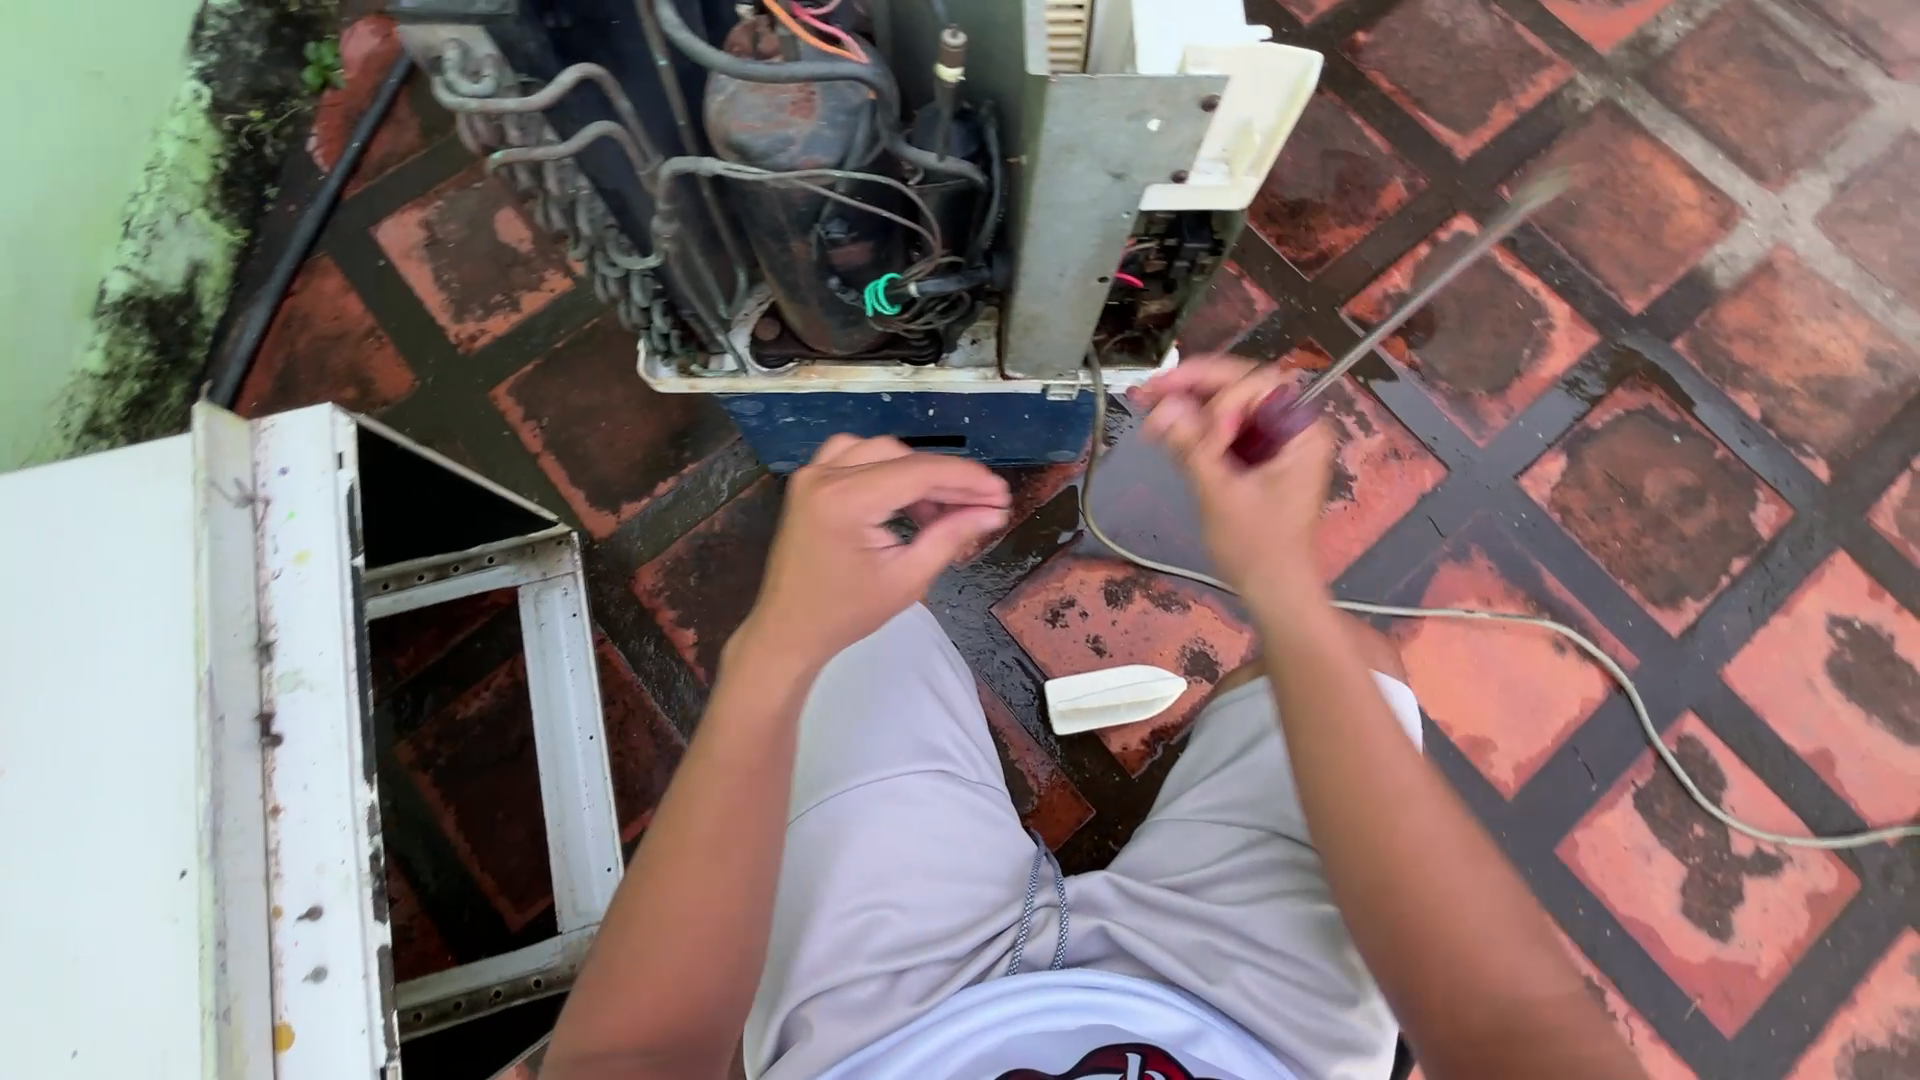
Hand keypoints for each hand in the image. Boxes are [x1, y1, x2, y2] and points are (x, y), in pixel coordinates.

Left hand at [732, 435, 1011, 672]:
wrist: (789, 629)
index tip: (1000, 493)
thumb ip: (950, 537)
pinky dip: (885, 468)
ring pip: (880, 450)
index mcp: (845, 500)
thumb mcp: (907, 579)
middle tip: (979, 505)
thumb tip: (992, 512)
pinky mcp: (809, 482)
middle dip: (945, 478)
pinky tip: (905, 497)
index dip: (966, 479)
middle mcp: (825, 475)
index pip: (919, 473)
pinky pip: (854, 455)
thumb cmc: (846, 613)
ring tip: (942, 508)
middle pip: (902, 457)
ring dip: (916, 472)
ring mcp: (812, 475)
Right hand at [1133, 355, 1336, 605]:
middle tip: (1148, 391)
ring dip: (1183, 404)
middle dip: (1191, 388)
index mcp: (1300, 430)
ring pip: (1222, 405)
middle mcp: (1288, 426)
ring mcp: (1267, 442)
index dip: (1221, 400)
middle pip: (1236, 387)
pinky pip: (1217, 430)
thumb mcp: (1222, 494)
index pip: (1257, 384)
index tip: (1201, 437)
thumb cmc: (1258, 548)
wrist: (1271, 589)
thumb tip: (1162, 406)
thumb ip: (1192, 447)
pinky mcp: (1248, 458)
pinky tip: (1159, 428)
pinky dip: (1189, 428)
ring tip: (1145, 406)